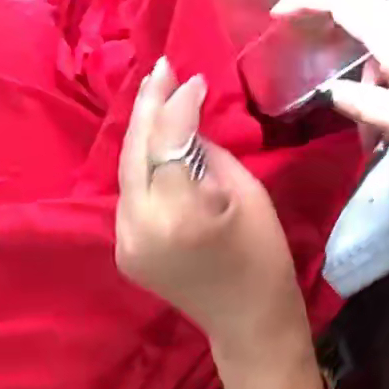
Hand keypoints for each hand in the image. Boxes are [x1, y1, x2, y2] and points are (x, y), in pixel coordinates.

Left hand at [115, 58, 310, 367]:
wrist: (248, 320)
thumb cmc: (264, 255)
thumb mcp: (247, 193)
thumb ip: (208, 155)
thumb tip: (185, 126)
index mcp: (178, 214)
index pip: (167, 141)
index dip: (177, 105)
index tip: (192, 78)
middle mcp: (139, 226)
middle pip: (135, 151)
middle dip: (147, 105)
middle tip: (161, 68)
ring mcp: (124, 240)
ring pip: (127, 170)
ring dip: (142, 131)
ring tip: (156, 93)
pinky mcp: (123, 249)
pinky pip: (131, 194)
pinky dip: (143, 163)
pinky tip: (155, 139)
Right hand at [270, 0, 388, 169]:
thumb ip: (358, 102)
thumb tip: (331, 91)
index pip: (346, 2)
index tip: (279, 1)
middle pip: (358, 0)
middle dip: (322, 2)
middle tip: (289, 5)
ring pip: (378, 37)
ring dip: (364, 77)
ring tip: (369, 133)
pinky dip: (383, 79)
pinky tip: (388, 122)